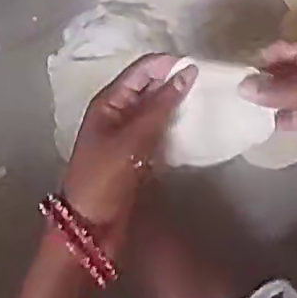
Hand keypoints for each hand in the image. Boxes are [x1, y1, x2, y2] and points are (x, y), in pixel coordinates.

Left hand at [62, 55, 193, 232]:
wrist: (88, 233)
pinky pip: (160, 130)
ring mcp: (128, 133)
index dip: (169, 64)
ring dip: (178, 105)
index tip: (199, 66)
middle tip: (208, 85)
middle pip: (151, 86)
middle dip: (176, 83)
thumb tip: (189, 71)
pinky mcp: (138, 153)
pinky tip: (195, 128)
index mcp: (110, 101)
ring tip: (206, 103)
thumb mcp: (133, 139)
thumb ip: (162, 105)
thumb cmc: (104, 179)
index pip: (143, 68)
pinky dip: (175, 126)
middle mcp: (119, 111)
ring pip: (158, 108)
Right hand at [242, 41, 296, 166]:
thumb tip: (243, 87)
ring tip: (244, 101)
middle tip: (241, 83)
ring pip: (287, 91)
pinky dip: (275, 115)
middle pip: (288, 69)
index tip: (248, 64)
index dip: (272, 53)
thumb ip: (279, 90)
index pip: (292, 48)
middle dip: (267, 75)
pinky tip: (257, 120)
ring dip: (269, 95)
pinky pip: (289, 113)